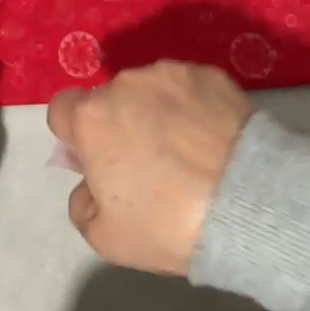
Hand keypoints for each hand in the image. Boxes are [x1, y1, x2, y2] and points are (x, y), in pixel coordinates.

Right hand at [49, 61, 251, 274]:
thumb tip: (90, 184)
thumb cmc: (167, 223)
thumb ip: (81, 203)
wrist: (248, 204)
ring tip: (188, 152)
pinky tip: (213, 141)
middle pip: (110, 100)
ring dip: (157, 112)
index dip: (76, 135)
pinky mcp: (211, 74)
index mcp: (91, 118)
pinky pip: (189, 89)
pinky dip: (194, 108)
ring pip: (150, 91)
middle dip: (120, 123)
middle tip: (148, 163)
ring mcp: (170, 74)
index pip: (62, 110)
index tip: (98, 159)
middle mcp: (125, 83)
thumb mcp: (104, 236)